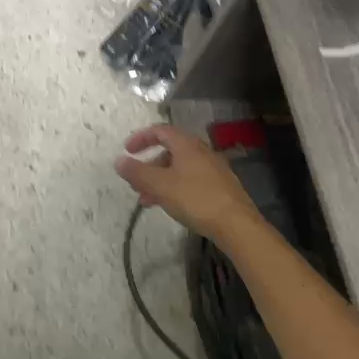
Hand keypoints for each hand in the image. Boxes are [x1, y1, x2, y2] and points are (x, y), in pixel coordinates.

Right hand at [114, 124, 260, 245]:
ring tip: (148, 200)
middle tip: (136, 181)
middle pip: (170, 151)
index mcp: (187, 145)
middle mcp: (202, 152)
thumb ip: (137, 172)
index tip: (127, 151)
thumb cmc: (196, 199)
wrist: (239, 227)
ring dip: (161, 180)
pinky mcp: (223, 189)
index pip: (159, 131)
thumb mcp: (160, 185)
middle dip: (149, 165)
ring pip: (180, 169)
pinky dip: (176, 188)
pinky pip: (192, 181)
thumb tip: (118, 160)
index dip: (141, 138)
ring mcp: (215, 170)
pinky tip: (171, 206)